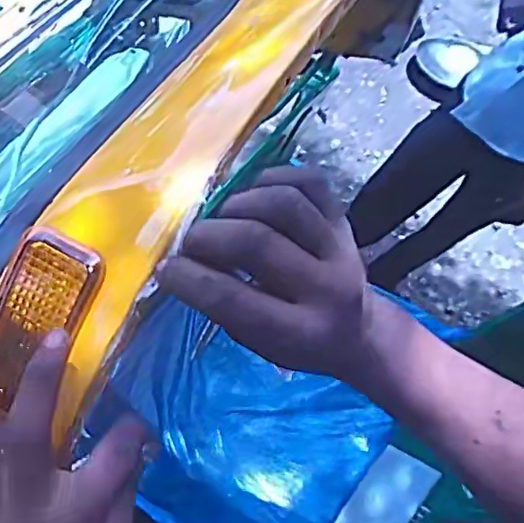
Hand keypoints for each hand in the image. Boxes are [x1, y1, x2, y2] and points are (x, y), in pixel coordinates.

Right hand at [157, 166, 381, 386]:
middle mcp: (327, 288)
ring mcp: (341, 247)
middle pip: (257, 242)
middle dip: (208, 236)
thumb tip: (180, 262)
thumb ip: (223, 305)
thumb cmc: (293, 342)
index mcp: (299, 332)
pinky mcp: (345, 218)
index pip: (232, 298)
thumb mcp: (256, 341)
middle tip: (190, 241)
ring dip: (238, 204)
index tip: (165, 268)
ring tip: (220, 216)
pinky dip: (271, 180)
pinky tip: (251, 194)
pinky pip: (308, 182)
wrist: (358, 330)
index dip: (189, 278)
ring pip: (283, 203)